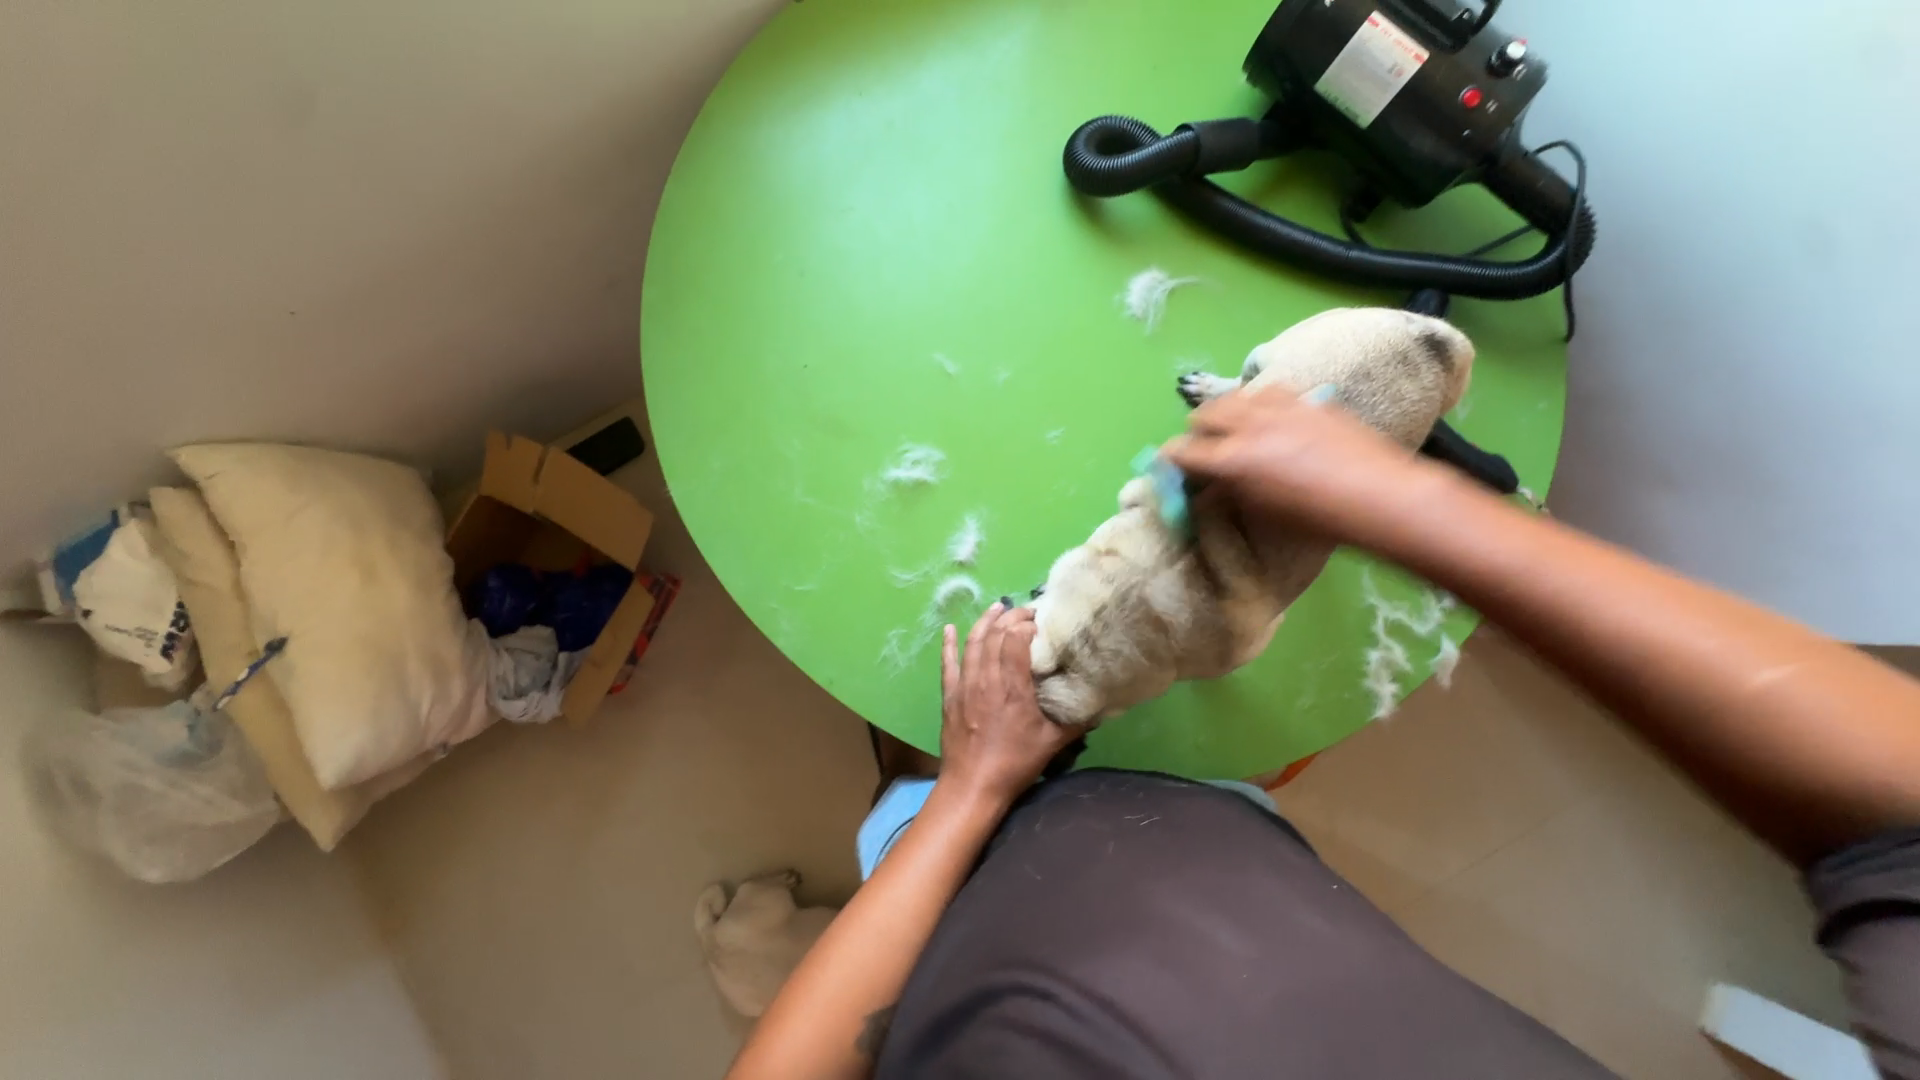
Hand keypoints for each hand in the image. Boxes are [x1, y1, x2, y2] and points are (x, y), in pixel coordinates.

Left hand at [937, 603, 1081, 806]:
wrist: (972, 786)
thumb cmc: (1015, 763)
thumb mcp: (1053, 742)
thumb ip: (1077, 720)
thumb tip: (1103, 705)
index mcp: (1012, 686)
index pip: (1016, 640)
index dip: (1027, 626)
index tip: (1041, 623)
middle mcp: (986, 678)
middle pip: (995, 635)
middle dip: (1010, 618)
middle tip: (1026, 613)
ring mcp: (964, 685)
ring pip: (973, 643)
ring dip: (984, 622)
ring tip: (997, 608)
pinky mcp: (950, 695)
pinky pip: (948, 662)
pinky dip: (949, 643)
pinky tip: (950, 628)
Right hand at [1164, 382, 1442, 544]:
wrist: (1381, 497)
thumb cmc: (1319, 518)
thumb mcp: (1263, 511)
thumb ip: (1230, 492)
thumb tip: (1211, 485)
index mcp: (1234, 460)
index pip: (1184, 451)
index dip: (1171, 458)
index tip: (1169, 464)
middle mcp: (1252, 426)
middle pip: (1207, 413)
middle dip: (1198, 429)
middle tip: (1203, 446)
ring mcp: (1283, 408)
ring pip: (1238, 395)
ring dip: (1229, 410)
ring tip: (1235, 426)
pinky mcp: (1310, 401)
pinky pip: (1273, 392)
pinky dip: (1261, 402)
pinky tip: (1271, 417)